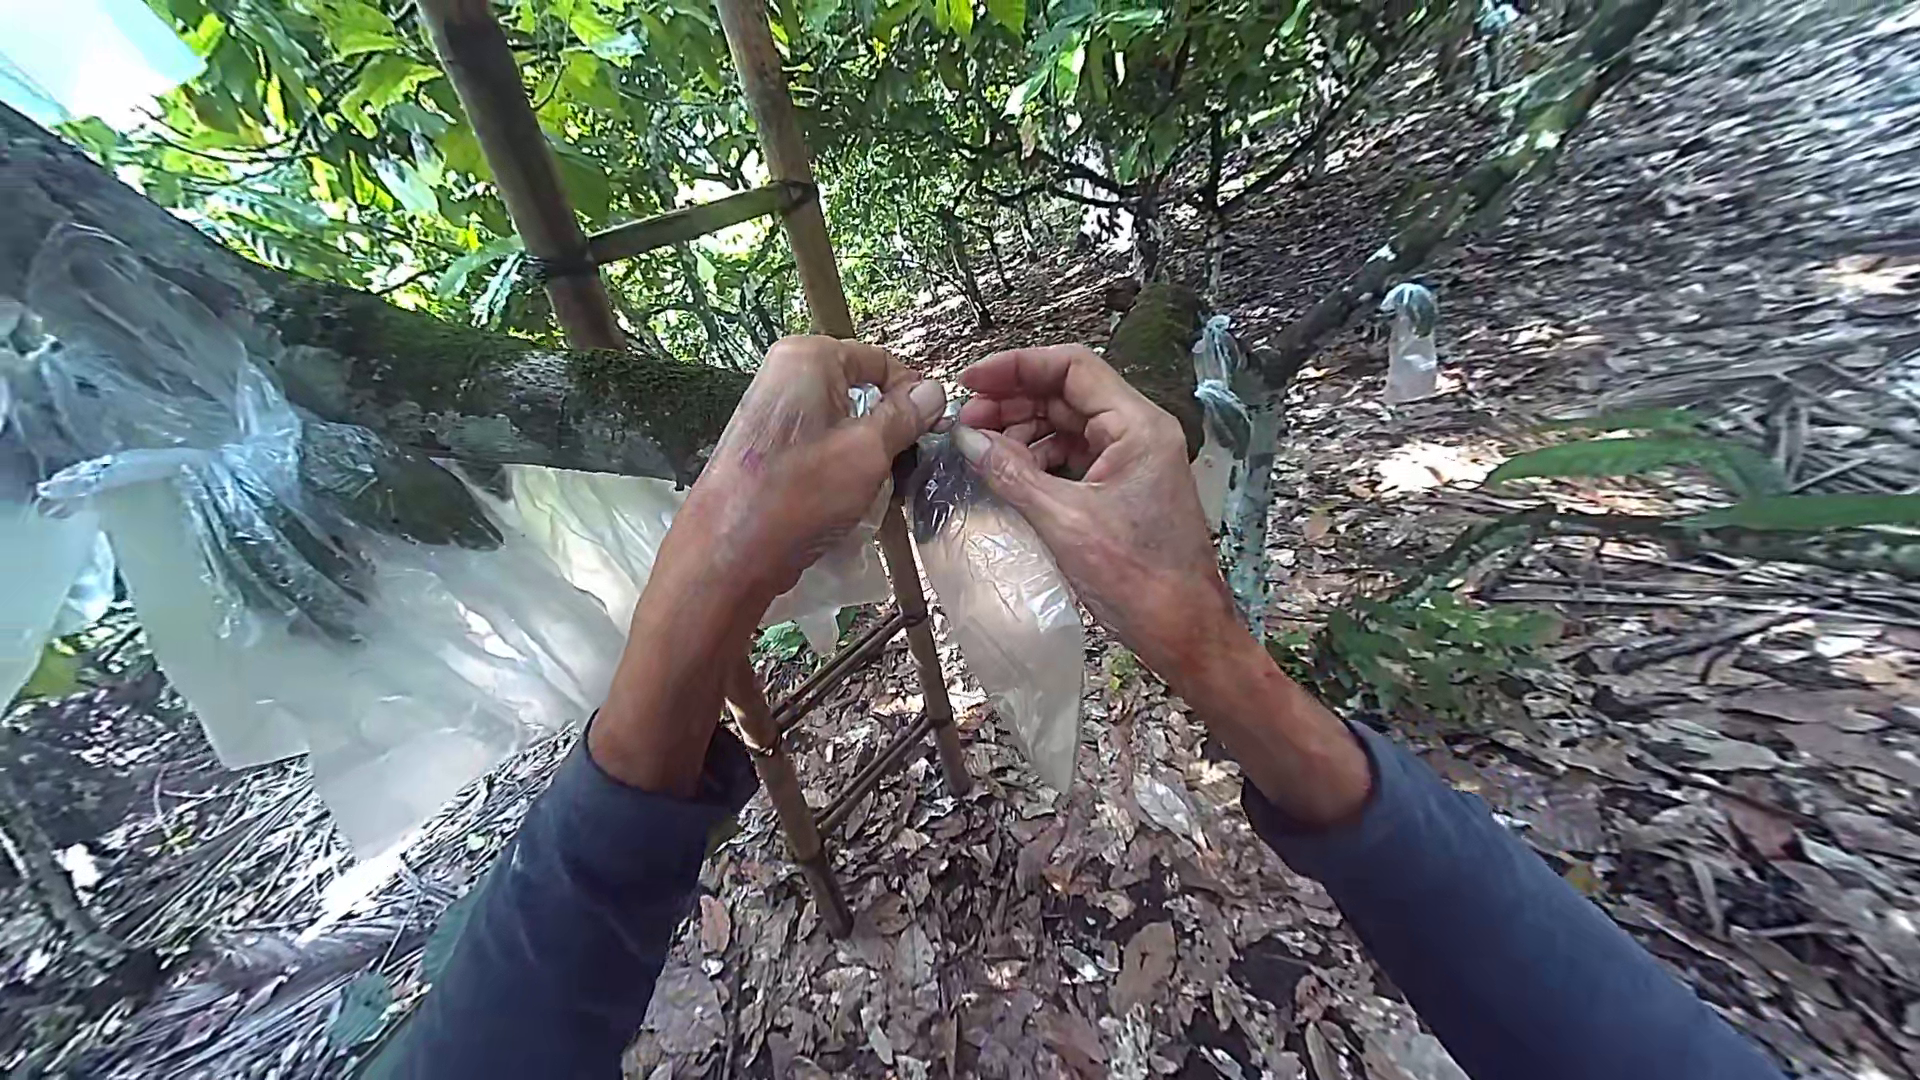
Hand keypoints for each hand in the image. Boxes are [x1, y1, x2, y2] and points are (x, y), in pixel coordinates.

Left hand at [593, 336, 943, 794]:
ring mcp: (773, 412)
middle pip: (861, 390)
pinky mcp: (768, 447)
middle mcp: (786, 373)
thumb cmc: (800, 494)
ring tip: (880, 485)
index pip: (881, 360)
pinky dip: (843, 463)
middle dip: (890, 426)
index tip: (933, 432)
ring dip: (869, 450)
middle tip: (908, 464)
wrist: (728, 555)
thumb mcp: (867, 452)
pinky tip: (849, 495)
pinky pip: (821, 443)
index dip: (913, 394)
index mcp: (808, 357)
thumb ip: (904, 415)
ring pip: (844, 421)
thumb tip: (935, 388)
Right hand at [955, 344, 1369, 824]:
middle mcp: (1137, 434)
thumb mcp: (1064, 522)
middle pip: (1067, 395)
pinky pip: (1072, 459)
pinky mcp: (1121, 489)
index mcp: (1137, 426)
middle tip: (966, 425)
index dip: (1016, 366)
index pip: (1072, 368)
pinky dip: (1038, 461)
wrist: (1183, 632)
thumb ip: (1012, 473)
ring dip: (1022, 433)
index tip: (970, 383)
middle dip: (1013, 403)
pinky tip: (1008, 474)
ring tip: (980, 451)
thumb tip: (965, 439)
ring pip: (1067, 427)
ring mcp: (1130, 462)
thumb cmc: (1135, 578)